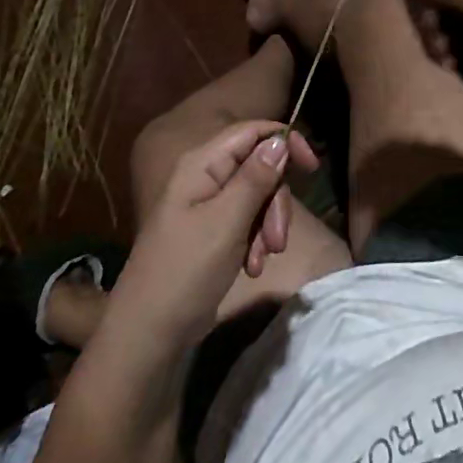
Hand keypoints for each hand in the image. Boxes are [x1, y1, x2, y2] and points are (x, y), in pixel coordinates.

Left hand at [109, 121, 318, 346]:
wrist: (151, 330)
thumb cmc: (186, 269)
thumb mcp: (227, 221)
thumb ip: (255, 177)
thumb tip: (280, 140)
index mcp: (202, 164)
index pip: (251, 132)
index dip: (285, 141)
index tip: (312, 167)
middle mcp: (205, 177)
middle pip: (259, 168)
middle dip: (275, 202)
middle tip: (277, 240)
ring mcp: (208, 205)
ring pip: (257, 197)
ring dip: (267, 227)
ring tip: (261, 260)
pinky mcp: (213, 231)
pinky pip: (247, 222)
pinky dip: (256, 242)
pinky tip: (252, 268)